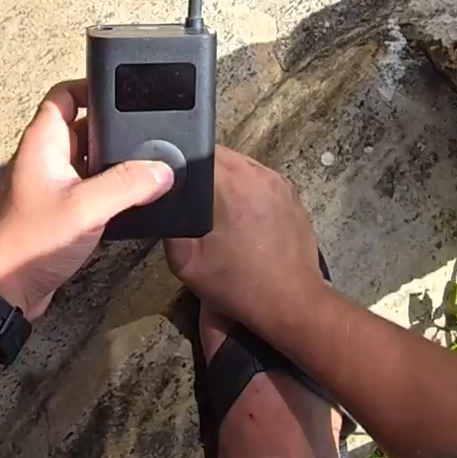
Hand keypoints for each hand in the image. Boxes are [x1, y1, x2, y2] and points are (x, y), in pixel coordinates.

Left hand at [0, 80, 173, 317]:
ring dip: (114, 161)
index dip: (90, 87)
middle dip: (113, 128)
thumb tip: (162, 170)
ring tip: (147, 163)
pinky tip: (133, 198)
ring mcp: (51, 185)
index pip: (64, 96)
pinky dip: (110, 188)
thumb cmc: (29, 243)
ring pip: (89, 159)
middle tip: (145, 131)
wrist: (3, 291)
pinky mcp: (59, 211)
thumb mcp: (85, 207)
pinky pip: (89, 187)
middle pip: (83, 127)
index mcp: (42, 142)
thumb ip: (126, 185)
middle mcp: (45, 158)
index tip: (122, 90)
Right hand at [164, 147, 323, 334]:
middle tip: (191, 197)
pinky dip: (245, 186)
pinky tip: (240, 211)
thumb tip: (164, 200)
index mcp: (232, 184)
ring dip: (225, 177)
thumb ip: (169, 225)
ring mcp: (278, 181)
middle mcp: (257, 174)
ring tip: (214, 204)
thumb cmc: (238, 285)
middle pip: (219, 154)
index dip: (181, 164)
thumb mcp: (186, 262)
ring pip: (240, 163)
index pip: (198, 153)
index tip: (174, 183)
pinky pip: (259, 176)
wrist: (292, 304)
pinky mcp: (291, 192)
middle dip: (202, 171)